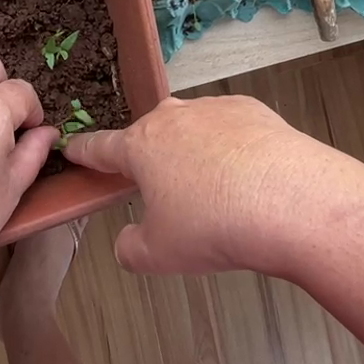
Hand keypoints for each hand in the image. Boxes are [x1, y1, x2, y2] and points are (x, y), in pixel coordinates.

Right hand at [63, 94, 363, 278]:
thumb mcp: (160, 254)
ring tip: (217, 195)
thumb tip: (128, 243)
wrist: (291, 200)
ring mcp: (213, 109)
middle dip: (151, 159)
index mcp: (141, 147)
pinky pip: (230, 129)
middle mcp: (172, 119)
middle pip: (151, 136)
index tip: (72, 148)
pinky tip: (248, 178)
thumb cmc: (214, 226)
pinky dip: (232, 149)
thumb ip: (132, 248)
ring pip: (192, 131)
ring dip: (195, 155)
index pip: (101, 148)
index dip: (84, 152)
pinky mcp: (252, 110)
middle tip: (165, 193)